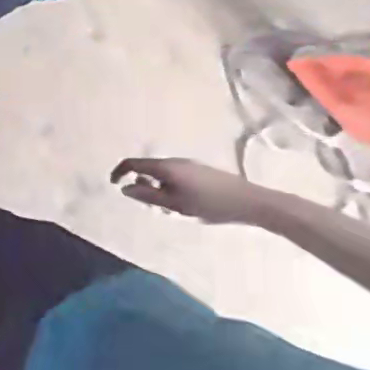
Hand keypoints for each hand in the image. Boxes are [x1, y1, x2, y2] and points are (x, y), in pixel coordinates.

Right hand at [111, 157, 278, 224]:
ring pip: (164, 174)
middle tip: (153, 205)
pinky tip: (189, 203)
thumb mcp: (176, 204)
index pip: (132, 164)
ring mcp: (189, 165)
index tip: (115, 184)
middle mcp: (173, 161)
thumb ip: (148, 196)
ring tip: (174, 208)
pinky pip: (177, 176)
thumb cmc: (211, 204)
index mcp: (164, 166)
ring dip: (160, 188)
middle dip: (144, 185)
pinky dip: (173, 187)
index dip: (119, 172)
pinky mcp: (202, 172)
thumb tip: (125, 189)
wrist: (254, 203)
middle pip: (148, 169)